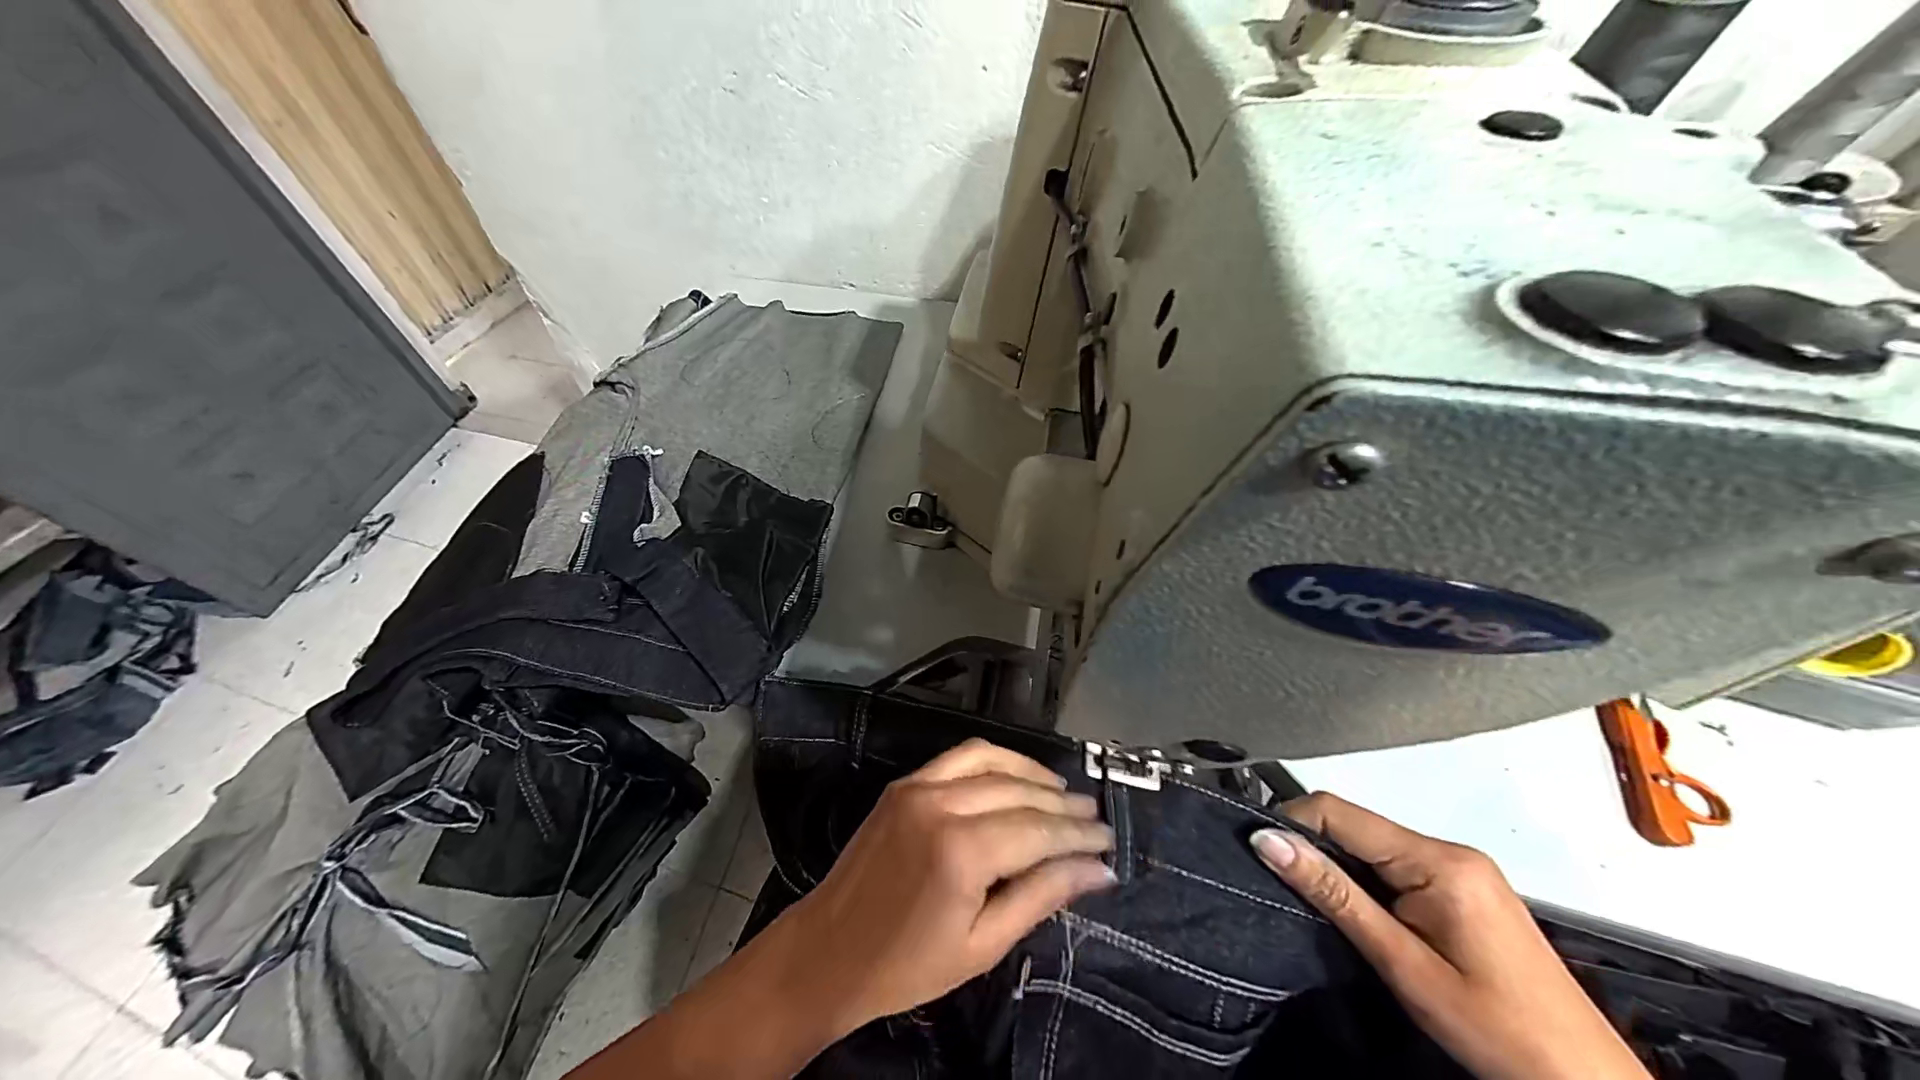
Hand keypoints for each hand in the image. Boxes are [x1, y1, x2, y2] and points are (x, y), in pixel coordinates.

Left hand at [567, 740, 1115, 1079]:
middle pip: (1020, 793)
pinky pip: (961, 757)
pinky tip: (1017, 778)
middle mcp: (940, 804)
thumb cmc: (905, 965)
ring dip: (1033, 774)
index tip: (1108, 842)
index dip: (1078, 836)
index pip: (1038, 830)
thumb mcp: (983, 945)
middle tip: (1095, 820)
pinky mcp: (904, 783)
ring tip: (1064, 794)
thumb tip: (1097, 870)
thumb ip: (1041, 896)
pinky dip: (997, 761)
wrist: (825, 952)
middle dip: (1063, 806)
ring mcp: (918, 786)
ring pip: (992, 762)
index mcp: (960, 850)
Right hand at [1250, 794, 1648, 1079]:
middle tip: (1287, 891)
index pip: (1338, 811)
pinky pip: (1397, 866)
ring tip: (1322, 910)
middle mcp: (1451, 852)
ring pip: (1372, 846)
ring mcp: (1463, 870)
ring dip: (1340, 869)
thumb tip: (1268, 840)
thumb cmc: (1498, 1032)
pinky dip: (1368, 883)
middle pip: (1355, 825)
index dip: (1291, 824)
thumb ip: (1334, 896)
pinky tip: (1364, 917)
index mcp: (1439, 861)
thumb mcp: (1403, 964)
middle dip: (1314, 850)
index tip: (1261, 855)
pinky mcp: (1466, 890)